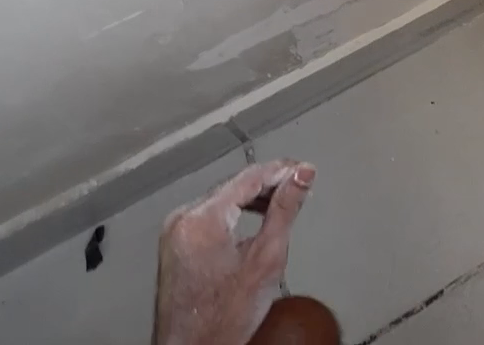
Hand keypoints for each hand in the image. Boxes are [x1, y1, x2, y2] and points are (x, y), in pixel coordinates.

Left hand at [154, 160, 314, 344]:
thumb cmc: (228, 315)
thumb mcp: (266, 258)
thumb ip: (285, 209)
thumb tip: (304, 173)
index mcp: (202, 218)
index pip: (249, 177)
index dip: (282, 170)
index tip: (307, 171)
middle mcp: (184, 216)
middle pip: (236, 184)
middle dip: (270, 183)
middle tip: (301, 186)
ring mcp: (176, 228)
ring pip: (225, 196)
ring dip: (255, 196)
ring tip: (285, 201)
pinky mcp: (176, 240)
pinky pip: (213, 212)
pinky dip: (237, 210)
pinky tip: (258, 216)